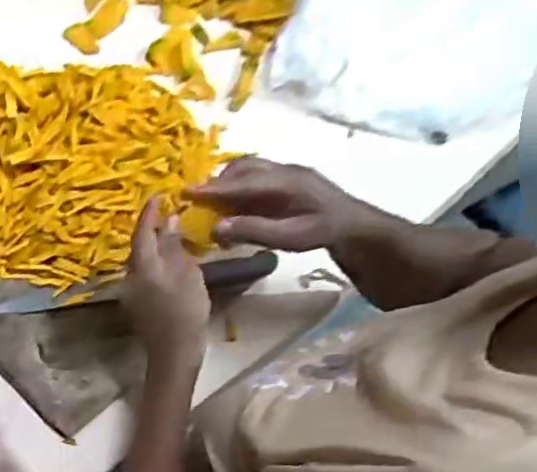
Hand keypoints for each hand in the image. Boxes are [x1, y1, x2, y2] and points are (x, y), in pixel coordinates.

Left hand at [122, 199, 210, 365]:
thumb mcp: (187, 273)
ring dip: (154, 247)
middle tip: (168, 212)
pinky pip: (144, 276)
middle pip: (138, 249)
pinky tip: (169, 260)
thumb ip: (174, 247)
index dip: (149, 214)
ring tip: (172, 232)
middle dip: (151, 229)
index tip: (158, 195)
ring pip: (141, 263)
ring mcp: (130, 295)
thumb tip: (168, 223)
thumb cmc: (185, 311)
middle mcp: (129, 280)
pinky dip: (155, 263)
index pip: (141, 234)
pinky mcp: (136, 306)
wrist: (174, 352)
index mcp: (141, 269)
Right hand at [186, 157, 381, 251]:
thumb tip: (217, 227)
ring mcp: (284, 173)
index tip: (186, 192)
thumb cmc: (320, 232)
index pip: (243, 183)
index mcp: (287, 183)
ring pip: (247, 170)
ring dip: (226, 184)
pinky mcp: (282, 180)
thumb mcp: (288, 237)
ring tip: (210, 205)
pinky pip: (253, 178)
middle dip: (217, 183)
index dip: (213, 188)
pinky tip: (230, 208)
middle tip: (194, 201)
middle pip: (243, 169)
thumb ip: (253, 231)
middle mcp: (284, 171)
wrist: (350, 223)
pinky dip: (235, 189)